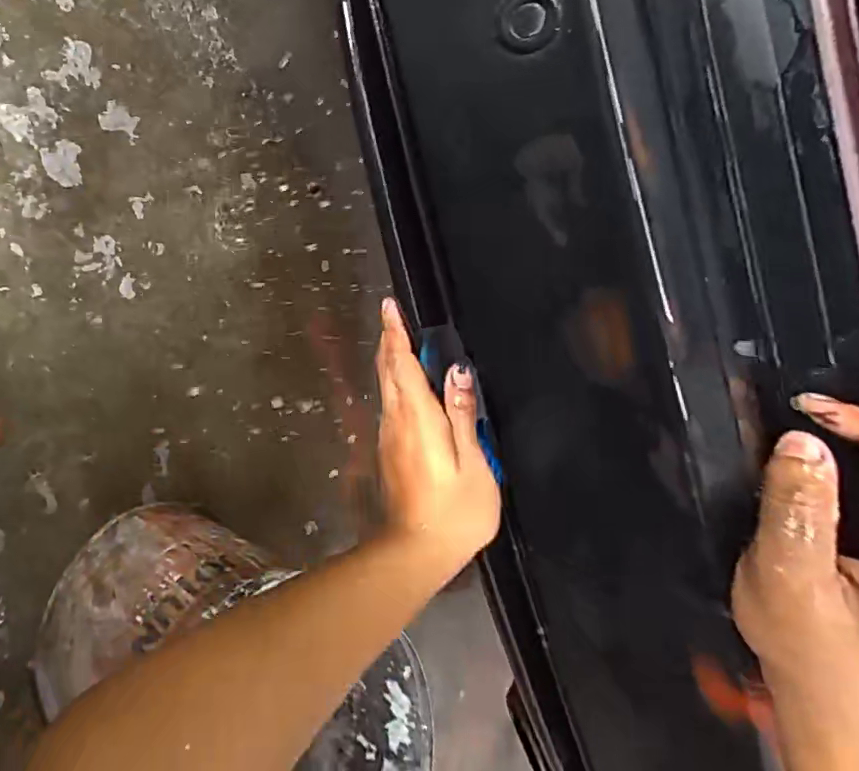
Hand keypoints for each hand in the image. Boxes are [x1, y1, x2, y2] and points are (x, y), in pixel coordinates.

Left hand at [373, 297, 501, 575]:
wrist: (414, 551)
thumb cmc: (454, 510)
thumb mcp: (473, 464)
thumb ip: (463, 415)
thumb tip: (458, 371)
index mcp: (417, 417)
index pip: (402, 363)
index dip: (395, 333)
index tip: (388, 307)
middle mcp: (395, 420)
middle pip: (387, 370)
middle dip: (388, 340)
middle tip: (390, 315)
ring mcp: (388, 436)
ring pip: (385, 386)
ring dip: (389, 360)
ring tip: (398, 340)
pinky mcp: (388, 451)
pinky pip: (389, 404)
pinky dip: (394, 382)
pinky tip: (405, 384)